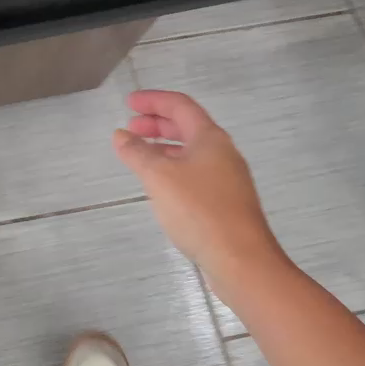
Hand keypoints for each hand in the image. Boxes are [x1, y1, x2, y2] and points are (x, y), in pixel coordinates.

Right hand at [112, 90, 281, 274]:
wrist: (244, 264)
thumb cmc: (200, 211)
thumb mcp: (159, 177)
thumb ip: (137, 153)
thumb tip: (121, 135)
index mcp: (210, 138)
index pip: (179, 105)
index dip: (152, 100)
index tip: (128, 103)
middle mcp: (222, 154)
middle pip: (187, 127)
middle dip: (156, 124)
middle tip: (130, 128)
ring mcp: (227, 181)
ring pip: (191, 153)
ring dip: (163, 148)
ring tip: (139, 156)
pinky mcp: (227, 205)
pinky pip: (195, 175)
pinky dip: (174, 170)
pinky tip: (160, 187)